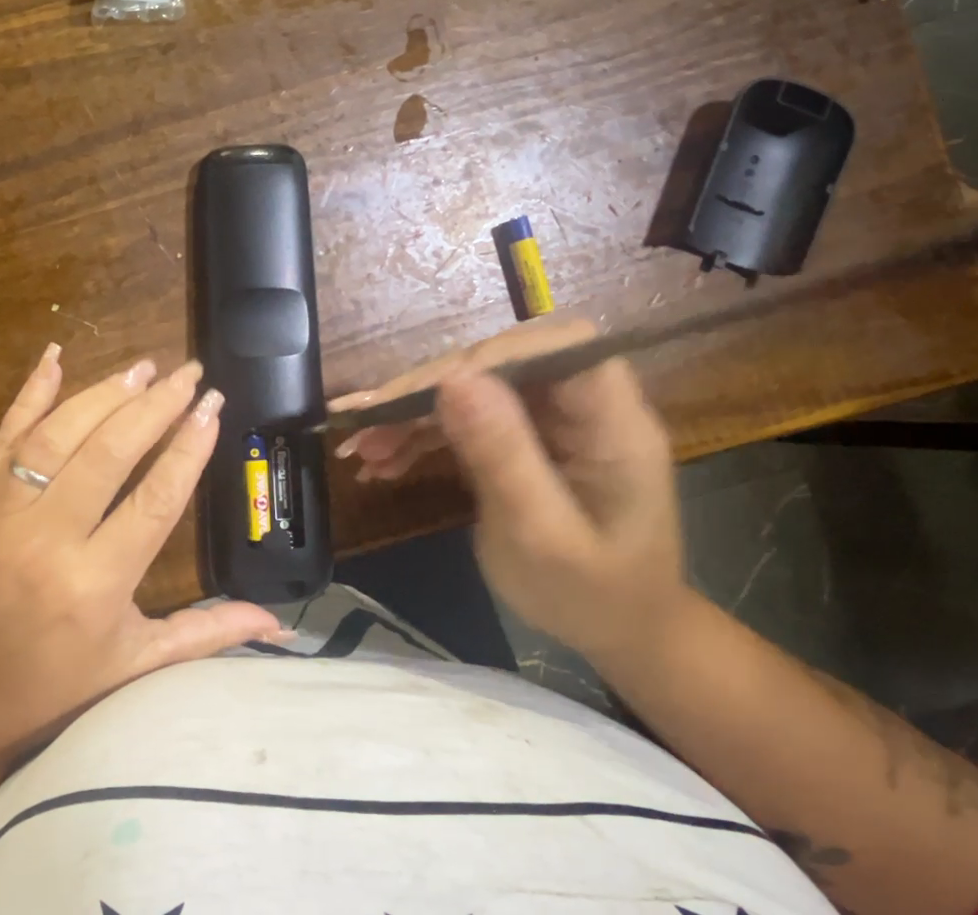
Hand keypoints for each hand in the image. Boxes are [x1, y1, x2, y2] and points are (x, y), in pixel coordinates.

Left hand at [0, 344, 286, 764]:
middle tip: (188, 373)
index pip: (153, 500)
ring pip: (56, 436)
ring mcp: (1, 515)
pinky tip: (54, 358)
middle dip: (154, 407)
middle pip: (107, 454)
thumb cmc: (51, 686)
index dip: (187, 449)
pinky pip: (2, 438)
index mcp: (94, 585)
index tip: (213, 406)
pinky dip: (28, 395)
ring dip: (101, 395)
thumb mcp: (132, 665)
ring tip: (143, 370)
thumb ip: (204, 634)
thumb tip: (279, 625)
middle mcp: (46, 540)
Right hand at [337, 321, 695, 659]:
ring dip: (410, 415)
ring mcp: (548, 424)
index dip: (489, 355)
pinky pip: (462, 420)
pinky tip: (379, 462)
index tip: (425, 392)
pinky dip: (418, 437)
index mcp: (612, 423)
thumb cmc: (591, 594)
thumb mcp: (541, 533)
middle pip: (499, 364)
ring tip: (360, 451)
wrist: (617, 631)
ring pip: (470, 390)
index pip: (559, 346)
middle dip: (428, 389)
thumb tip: (453, 379)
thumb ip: (501, 454)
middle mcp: (579, 408)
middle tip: (365, 424)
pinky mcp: (519, 441)